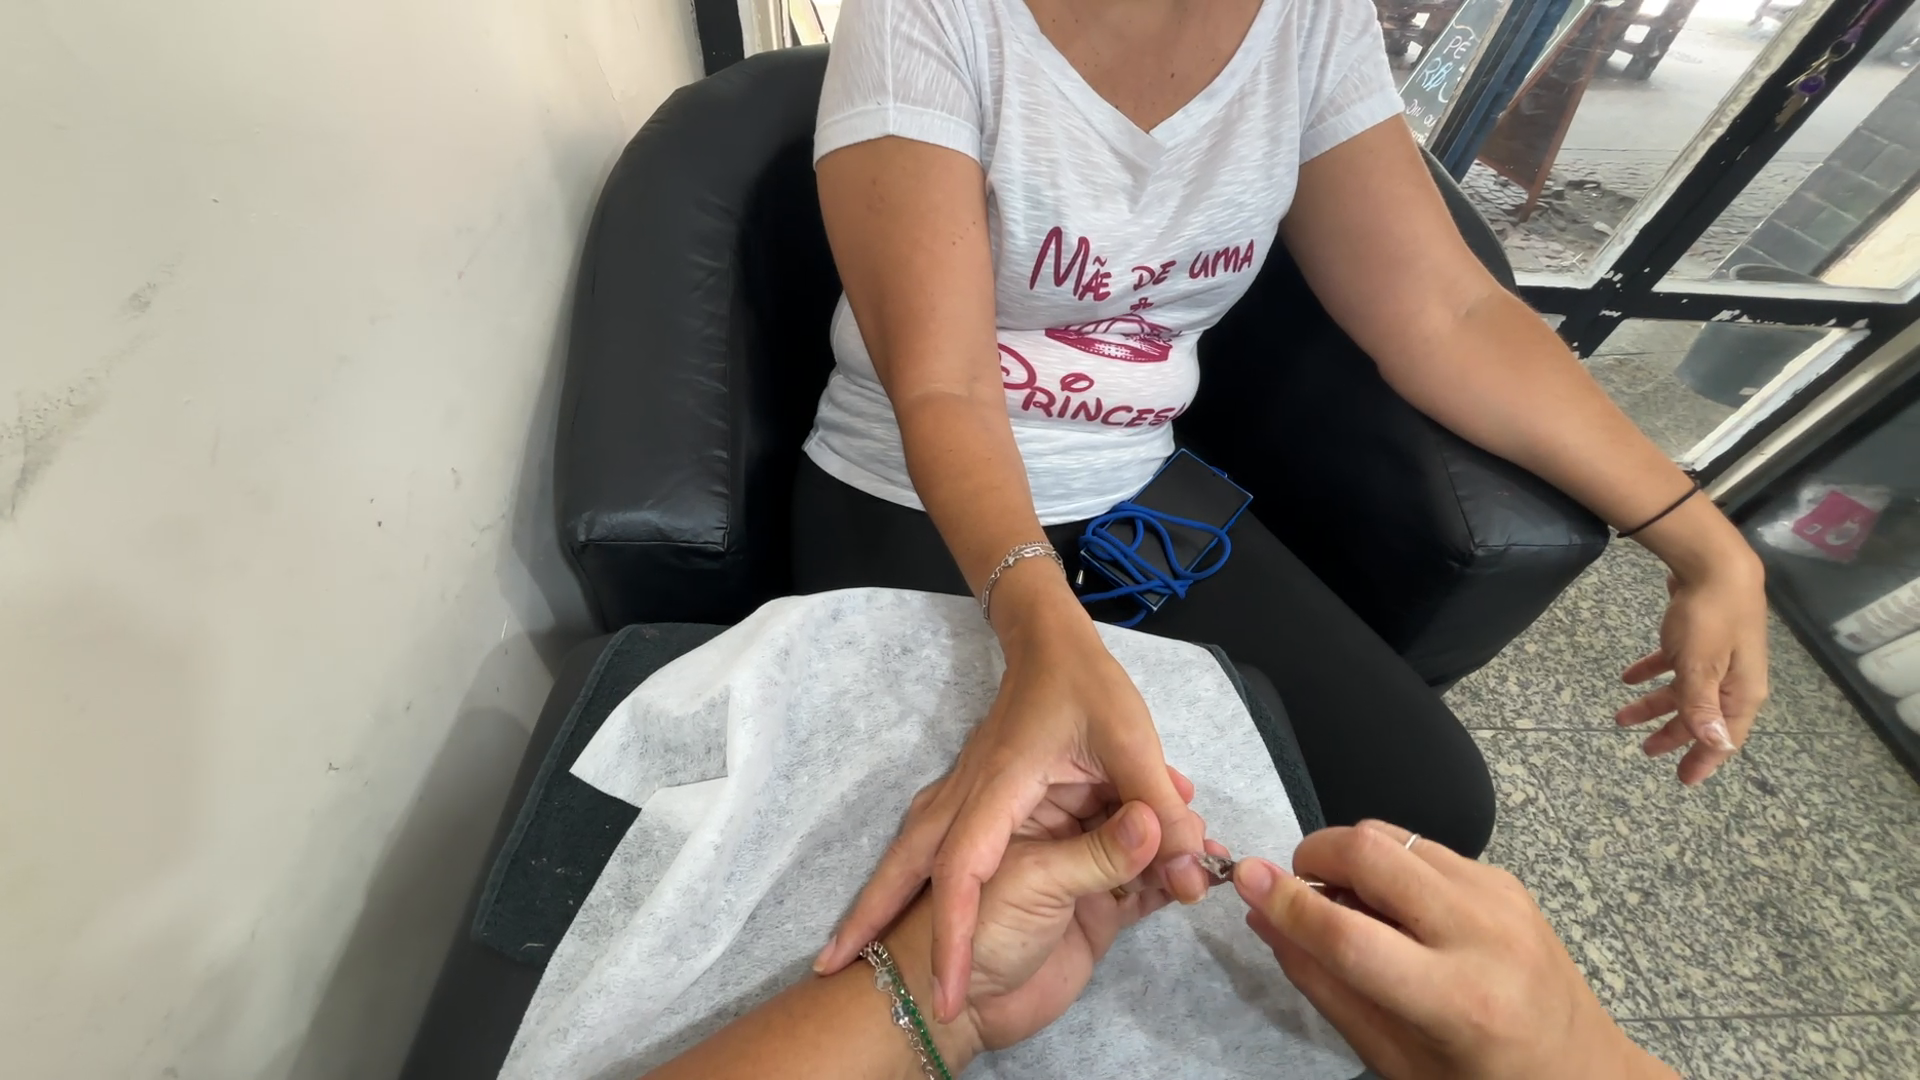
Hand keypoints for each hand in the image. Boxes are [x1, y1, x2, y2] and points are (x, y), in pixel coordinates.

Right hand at [816, 602, 1207, 1021]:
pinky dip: (908, 868)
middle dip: (871, 910)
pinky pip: (935, 835)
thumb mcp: (1132, 743)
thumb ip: (1160, 809)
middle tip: (832, 967)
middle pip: (908, 855)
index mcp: (1000, 785)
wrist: (1050, 639)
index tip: (944, 991)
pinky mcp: (975, 788)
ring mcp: (964, 788)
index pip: (965, 865)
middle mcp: (968, 792)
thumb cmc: (1085, 685)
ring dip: (880, 891)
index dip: (953, 931)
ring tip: (845, 944)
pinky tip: (907, 890)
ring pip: (913, 844)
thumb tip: (1195, 875)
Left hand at [886, 799, 1174, 1056]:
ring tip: (1208, 843)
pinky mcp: (1099, 910)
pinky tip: (1201, 876)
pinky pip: (1141, 889)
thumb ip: (1099, 853)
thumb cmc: (986, 931)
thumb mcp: (1039, 881)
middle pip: (1117, 812)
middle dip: (1159, 813)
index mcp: (1029, 803)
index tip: (1176, 783)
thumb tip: (1155, 822)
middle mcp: (1056, 827)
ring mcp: (1079, 868)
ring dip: (1169, 848)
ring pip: (1134, 848)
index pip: (1089, 782)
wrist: (973, 1013)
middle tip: (1196, 808)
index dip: (1132, 781)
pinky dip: (1169, 882)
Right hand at [1232, 821, 1673, 1079]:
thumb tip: (1260, 915)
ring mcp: (1500, 897)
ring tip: (1355, 904)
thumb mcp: (1392, 1059)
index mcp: (1459, 1003)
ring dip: (1347, 858)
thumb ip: (1318, 981)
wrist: (1592, 1078)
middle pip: (1367, 852)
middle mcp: (1484, 936)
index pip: (1348, 936)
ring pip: (1386, 834)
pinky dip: (1385, 864)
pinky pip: (1416, 842)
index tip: (1241, 876)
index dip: (1286, 902)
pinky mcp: (1503, 877)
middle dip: (1314, 858)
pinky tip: (1399, 907)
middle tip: (1304, 891)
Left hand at [1615, 556, 1768, 785]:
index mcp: (1740, 692)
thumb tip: (1716, 744)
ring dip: (1652, 704)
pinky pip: (1671, 666)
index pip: (1723, 736)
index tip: (1684, 780)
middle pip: (1699, 717)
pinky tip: (1627, 677)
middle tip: (1643, 750)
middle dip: (1672, 735)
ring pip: (1680, 692)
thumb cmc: (1709, 621)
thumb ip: (1703, 704)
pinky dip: (1650, 673)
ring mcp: (1713, 660)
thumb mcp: (1701, 665)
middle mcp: (1731, 680)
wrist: (1713, 572)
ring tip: (1620, 717)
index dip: (1704, 759)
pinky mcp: (1694, 641)